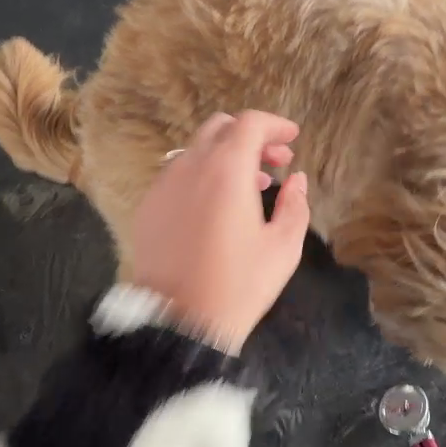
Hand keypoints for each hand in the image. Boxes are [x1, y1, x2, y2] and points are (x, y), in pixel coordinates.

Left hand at [128, 111, 310, 350]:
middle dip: (250, 137)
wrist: (180, 322)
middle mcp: (190, 167)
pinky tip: (215, 206)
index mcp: (227, 170)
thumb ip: (295, 205)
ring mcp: (163, 186)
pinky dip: (201, 176)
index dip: (275, 125)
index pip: (250, 124)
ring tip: (249, 186)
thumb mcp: (283, 248)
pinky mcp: (148, 208)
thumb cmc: (240, 285)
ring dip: (225, 157)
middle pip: (219, 128)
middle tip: (274, 161)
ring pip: (195, 151)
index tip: (292, 138)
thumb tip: (297, 180)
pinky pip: (177, 176)